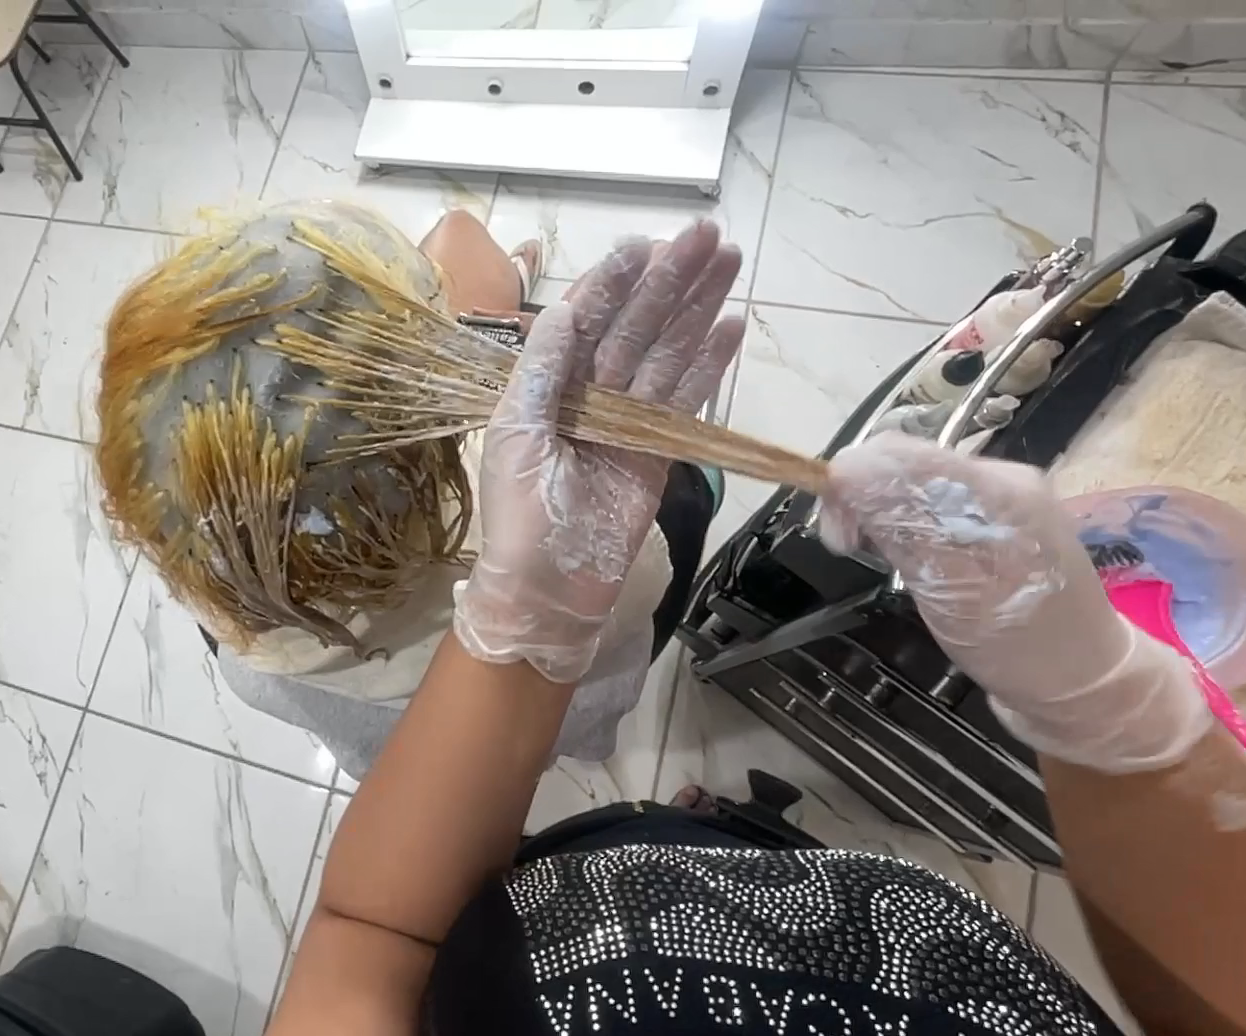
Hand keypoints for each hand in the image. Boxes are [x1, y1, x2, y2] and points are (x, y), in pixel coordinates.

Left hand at [453, 220, 743, 681]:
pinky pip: (686, 401)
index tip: (643, 245)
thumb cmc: (519, 517)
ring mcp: (626, 424)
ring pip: (666, 355)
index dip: (613, 284)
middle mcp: (588, 398)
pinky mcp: (658, 453)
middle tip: (709, 234)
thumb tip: (562, 309)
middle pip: (634, 328)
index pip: (584, 323)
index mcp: (547, 389)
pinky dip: (709, 366)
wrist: (547, 590)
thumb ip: (540, 373)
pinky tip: (731, 326)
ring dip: (696, 309)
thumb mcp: (515, 437)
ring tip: (729, 261)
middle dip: (667, 282)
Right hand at [819, 433, 1209, 772]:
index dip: (850, 485)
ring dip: (872, 513)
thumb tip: (843, 469)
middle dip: (857, 499)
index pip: (895, 453)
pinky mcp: (986, 519)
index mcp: (995, 489)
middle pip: (898, 463)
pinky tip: (899, 554)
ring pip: (905, 482)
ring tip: (873, 555)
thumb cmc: (1018, 644)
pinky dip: (894, 524)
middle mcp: (997, 481)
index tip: (840, 540)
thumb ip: (901, 521)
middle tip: (847, 550)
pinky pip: (922, 502)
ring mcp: (994, 499)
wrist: (1083, 682)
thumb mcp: (952, 585)